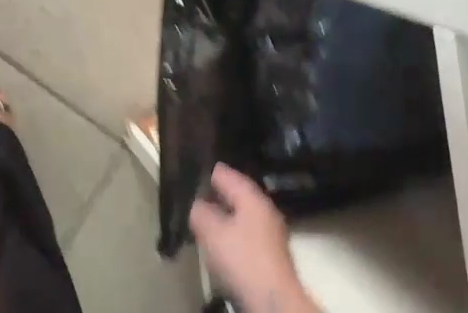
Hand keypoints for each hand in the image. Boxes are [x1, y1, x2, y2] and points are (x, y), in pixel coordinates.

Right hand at [189, 164, 318, 312]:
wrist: (273, 301)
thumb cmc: (242, 259)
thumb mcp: (212, 232)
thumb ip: (200, 213)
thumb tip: (197, 204)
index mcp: (253, 198)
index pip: (227, 174)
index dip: (209, 172)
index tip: (194, 169)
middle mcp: (265, 210)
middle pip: (238, 195)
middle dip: (218, 195)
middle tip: (196, 195)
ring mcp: (271, 233)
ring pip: (243, 216)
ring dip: (225, 217)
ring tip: (205, 219)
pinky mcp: (271, 255)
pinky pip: (246, 235)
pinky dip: (233, 234)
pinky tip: (221, 244)